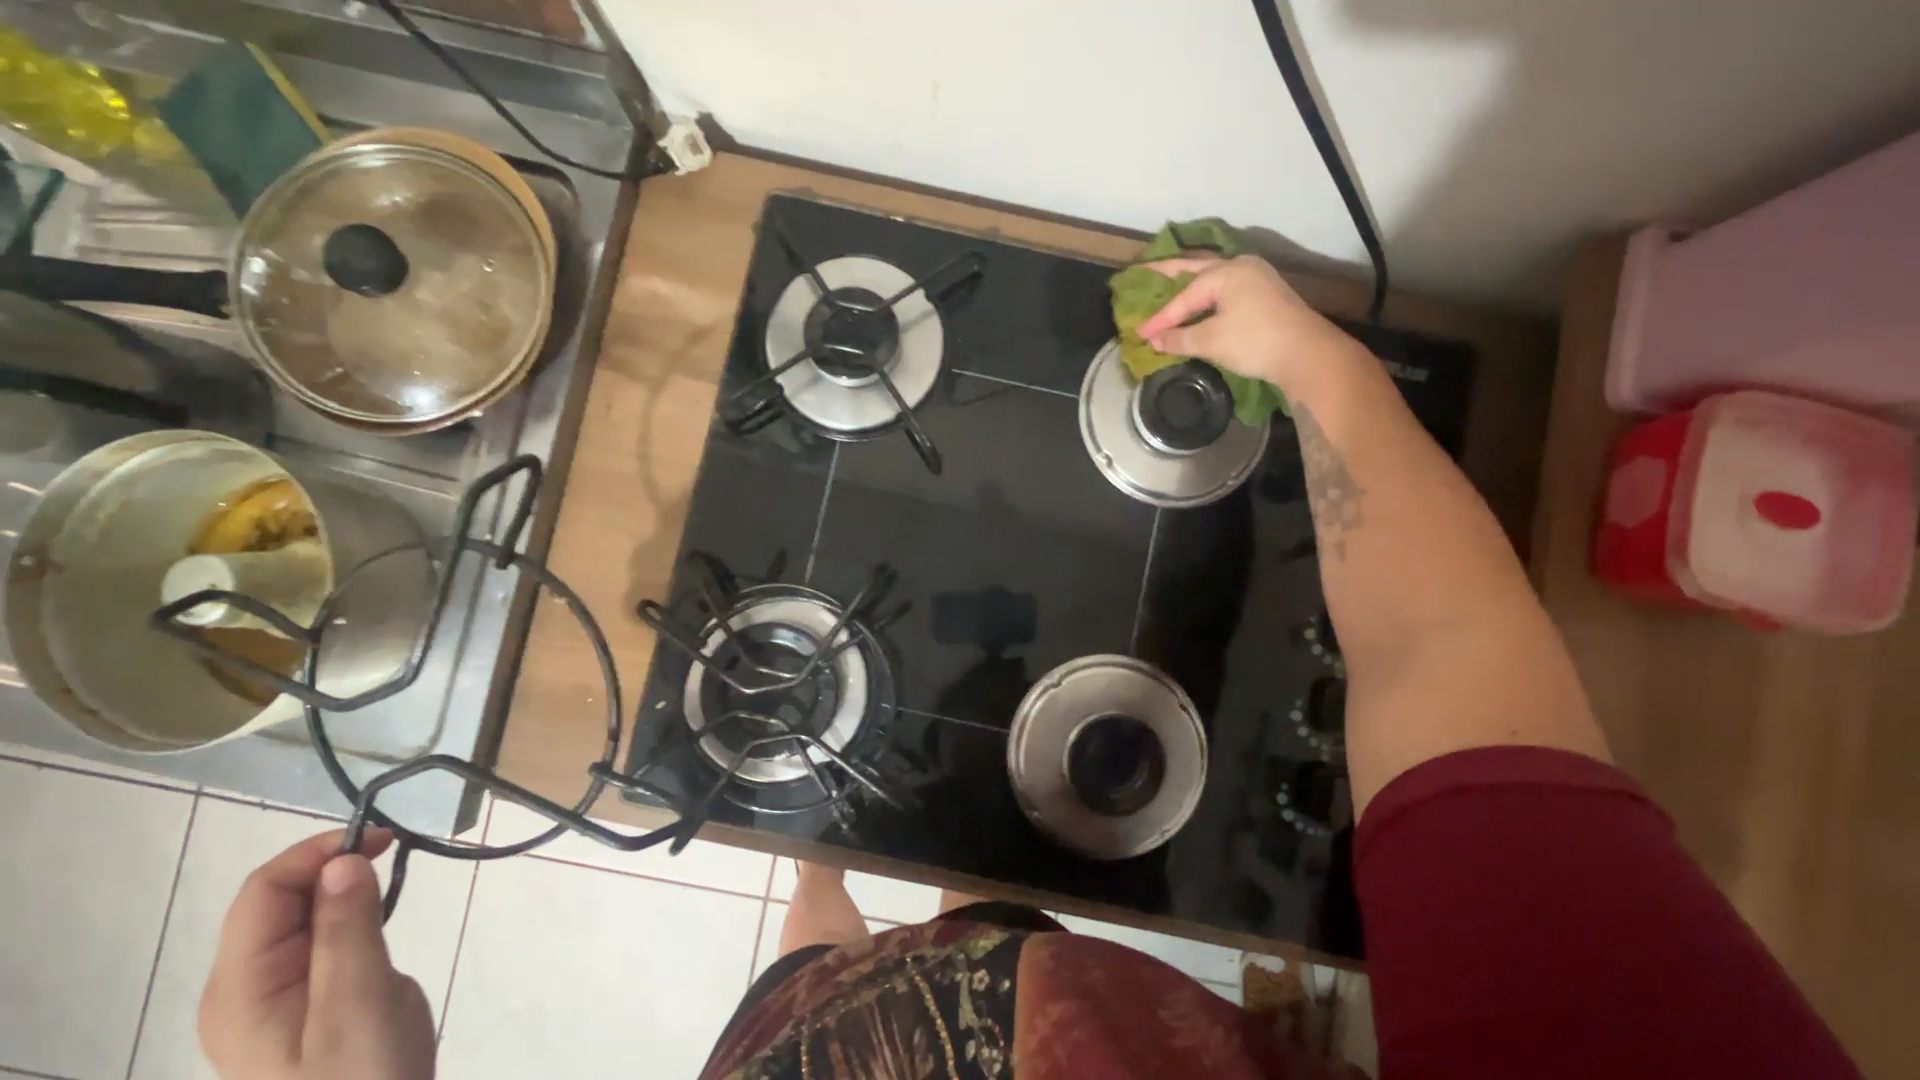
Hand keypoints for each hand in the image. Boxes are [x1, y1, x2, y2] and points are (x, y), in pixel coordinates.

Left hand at [199, 828, 435, 1079]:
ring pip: (298, 920)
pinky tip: (377, 924)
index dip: (316, 853)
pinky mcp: (301, 1005)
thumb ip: (348, 930)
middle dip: (331, 869)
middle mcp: (242, 988)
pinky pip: (316, 944)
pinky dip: (348, 920)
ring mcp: (270, 999)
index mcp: (240, 988)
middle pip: (275, 903)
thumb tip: (344, 859)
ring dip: (342, 893)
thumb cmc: (361, 1078)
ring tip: (390, 889)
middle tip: (395, 856)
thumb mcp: (360, 1002)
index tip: (382, 839)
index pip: (262, 893)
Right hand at [1136, 254, 1364, 393]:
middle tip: (1139, 274)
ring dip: (1186, 287)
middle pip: (1195, 270)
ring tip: (1162, 287)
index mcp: (1227, 272)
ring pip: (1211, 280)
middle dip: (1166, 275)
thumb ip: (1180, 339)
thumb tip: (1156, 341)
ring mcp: (1256, 280)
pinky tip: (1193, 306)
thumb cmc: (1256, 341)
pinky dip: (1204, 298)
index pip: (1184, 295)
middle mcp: (1241, 268)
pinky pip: (1224, 291)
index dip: (1160, 316)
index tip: (1139, 332)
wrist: (1307, 355)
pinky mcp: (1264, 297)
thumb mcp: (1212, 341)